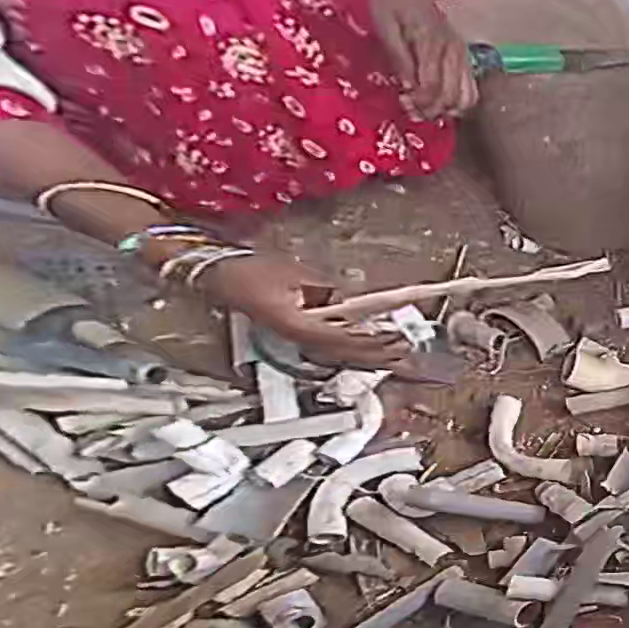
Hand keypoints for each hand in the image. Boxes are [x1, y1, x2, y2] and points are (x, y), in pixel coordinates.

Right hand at [195, 253, 408, 366]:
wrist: (220, 275)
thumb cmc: (255, 271)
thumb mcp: (297, 276)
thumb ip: (329, 292)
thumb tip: (358, 303)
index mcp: (295, 325)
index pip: (342, 339)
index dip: (371, 340)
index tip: (395, 337)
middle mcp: (299, 339)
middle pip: (348, 353)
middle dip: (380, 353)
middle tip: (408, 349)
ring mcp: (299, 341)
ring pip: (344, 355)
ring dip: (373, 356)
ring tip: (401, 356)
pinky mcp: (301, 337)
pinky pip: (336, 350)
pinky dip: (360, 352)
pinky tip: (377, 355)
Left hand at [367, 0, 476, 119]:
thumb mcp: (384, 27)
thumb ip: (399, 59)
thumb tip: (409, 89)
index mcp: (433, 44)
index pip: (434, 86)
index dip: (421, 101)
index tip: (405, 104)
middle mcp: (455, 53)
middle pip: (452, 96)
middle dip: (434, 109)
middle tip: (415, 113)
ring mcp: (464, 57)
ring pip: (466, 98)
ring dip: (449, 110)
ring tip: (429, 110)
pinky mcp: (466, 60)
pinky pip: (471, 91)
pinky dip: (460, 103)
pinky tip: (444, 103)